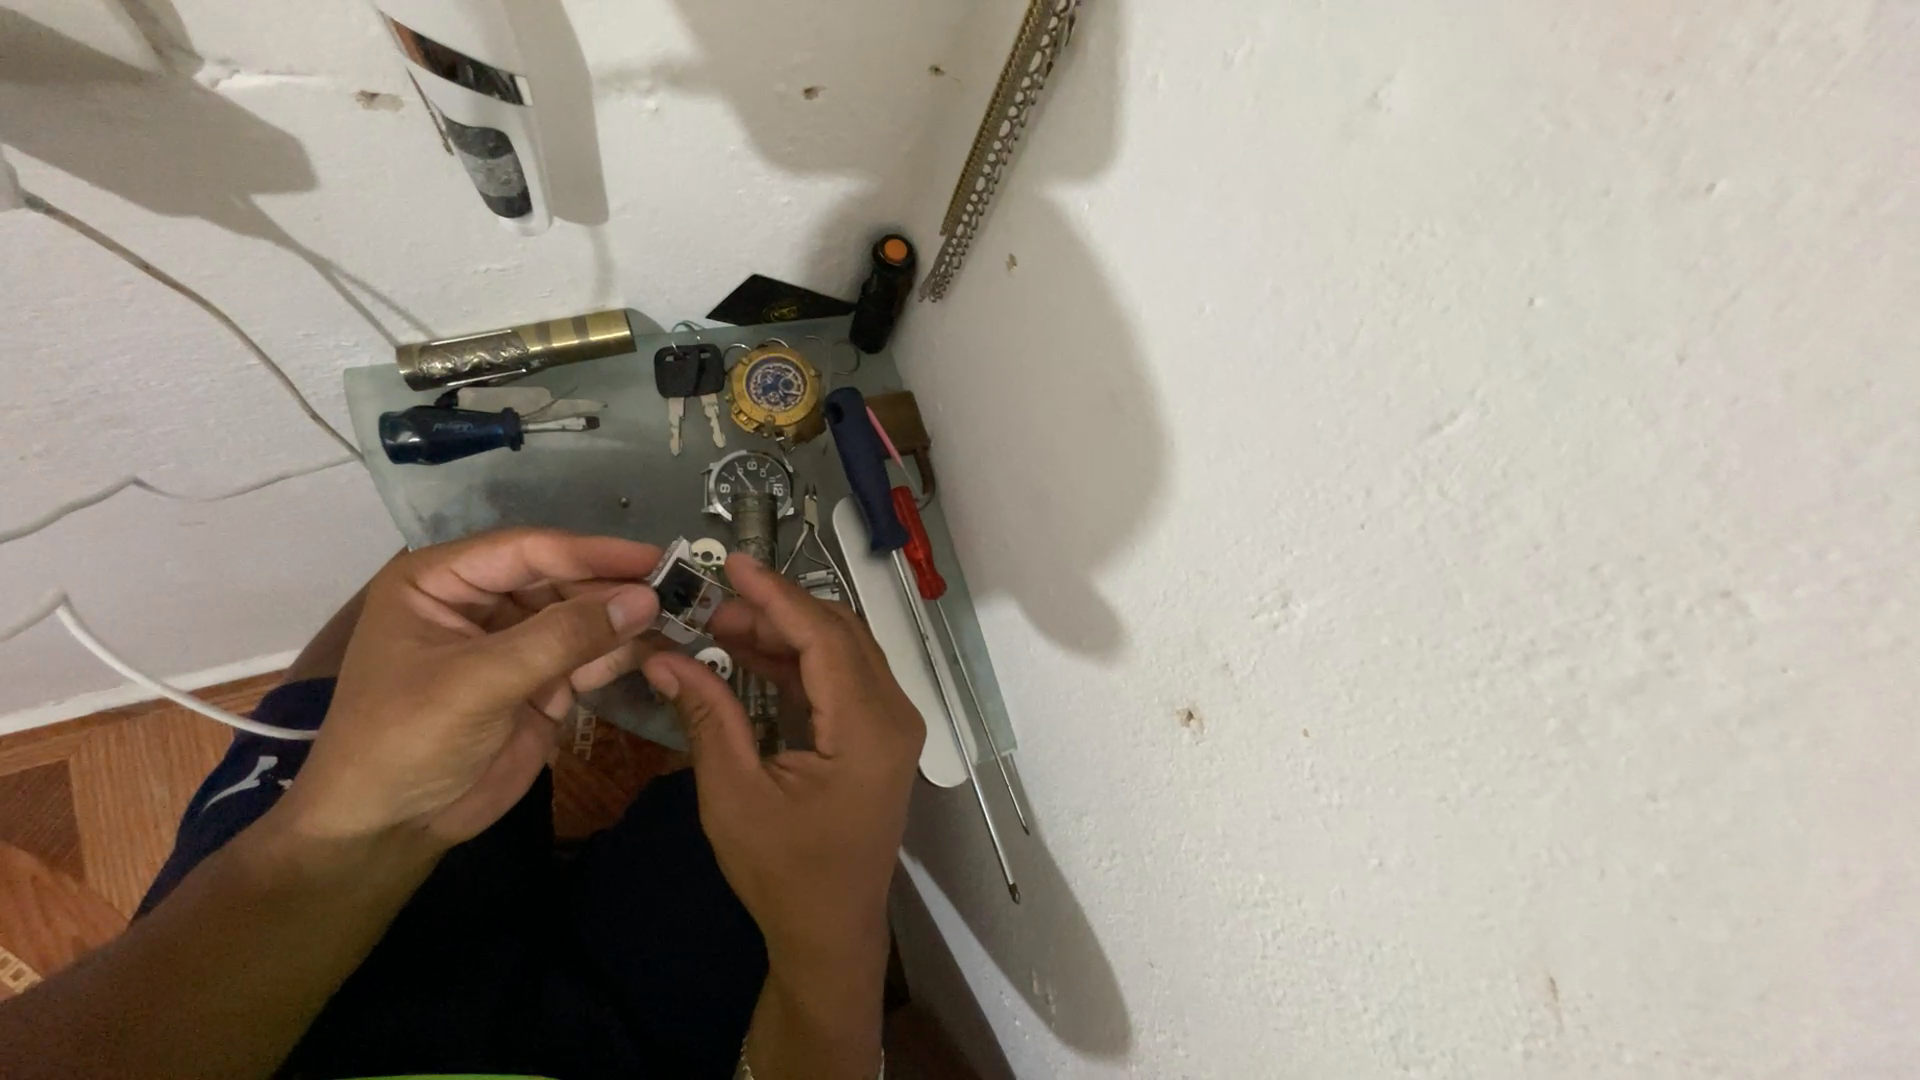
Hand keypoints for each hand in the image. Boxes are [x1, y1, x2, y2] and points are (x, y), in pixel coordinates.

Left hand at [280, 528, 662, 846]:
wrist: (391, 830)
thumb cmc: (406, 742)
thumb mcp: (480, 683)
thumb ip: (564, 637)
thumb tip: (645, 598)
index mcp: (441, 582)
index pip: (528, 551)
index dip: (593, 553)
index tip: (653, 557)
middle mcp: (481, 602)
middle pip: (563, 579)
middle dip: (616, 587)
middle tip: (679, 590)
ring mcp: (515, 641)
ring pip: (583, 615)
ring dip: (628, 618)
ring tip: (683, 616)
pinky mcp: (543, 678)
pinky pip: (591, 653)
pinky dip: (624, 652)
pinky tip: (662, 648)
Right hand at [640, 554, 925, 967]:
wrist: (831, 931)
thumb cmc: (783, 874)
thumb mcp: (734, 796)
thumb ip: (708, 717)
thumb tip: (665, 658)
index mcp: (869, 729)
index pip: (824, 637)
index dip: (777, 595)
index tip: (733, 563)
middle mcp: (894, 715)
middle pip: (839, 635)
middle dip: (778, 612)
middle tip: (714, 604)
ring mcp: (893, 725)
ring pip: (843, 652)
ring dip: (789, 634)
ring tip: (723, 626)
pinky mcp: (880, 735)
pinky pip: (843, 680)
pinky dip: (801, 663)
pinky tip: (753, 655)